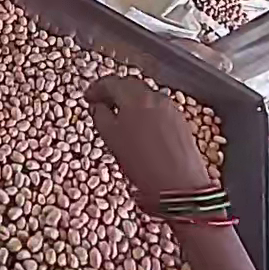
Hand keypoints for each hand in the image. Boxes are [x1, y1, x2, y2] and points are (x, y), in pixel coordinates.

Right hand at [84, 76, 212, 195]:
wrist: (180, 186)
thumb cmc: (141, 163)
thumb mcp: (110, 138)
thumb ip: (100, 115)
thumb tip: (98, 106)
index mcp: (134, 97)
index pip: (110, 82)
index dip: (96, 88)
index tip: (88, 97)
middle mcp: (154, 96)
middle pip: (129, 85)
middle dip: (114, 92)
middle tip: (101, 103)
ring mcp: (170, 107)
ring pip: (145, 96)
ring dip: (130, 101)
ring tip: (120, 117)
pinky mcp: (180, 120)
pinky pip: (157, 108)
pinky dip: (145, 111)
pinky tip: (140, 127)